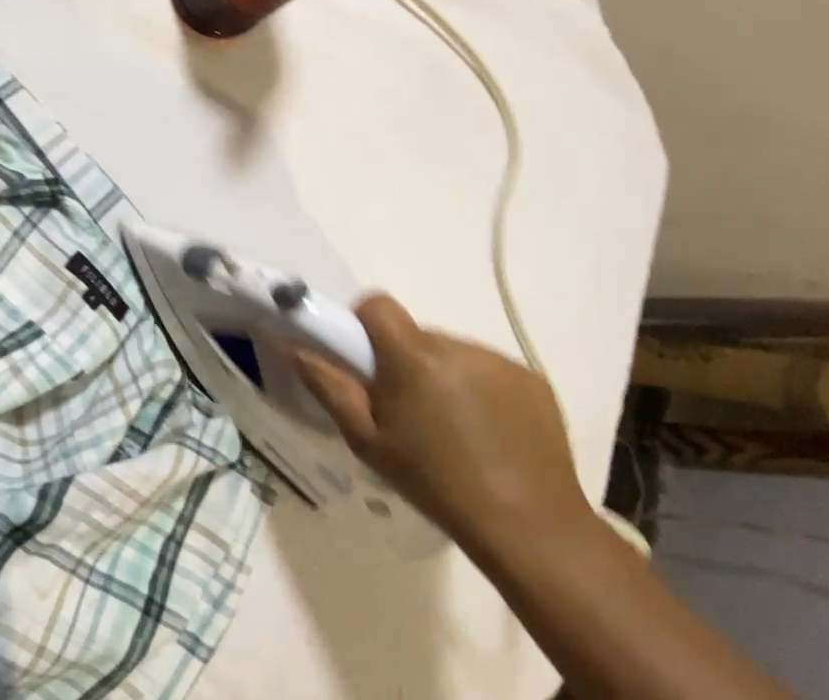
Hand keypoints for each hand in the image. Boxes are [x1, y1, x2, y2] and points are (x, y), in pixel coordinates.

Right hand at [292, 295, 589, 548]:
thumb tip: (296, 347)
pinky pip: (488, 370)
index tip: (363, 363)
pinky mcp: (532, 379)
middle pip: (414, 334)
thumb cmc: (433, 482)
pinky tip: (484, 433)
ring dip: (440, 376)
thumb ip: (330, 387)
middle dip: (402, 361)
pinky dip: (477, 390)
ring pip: (451, 353)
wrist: (527, 523)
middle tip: (403, 410)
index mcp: (413, 356)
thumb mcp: (366, 441)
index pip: (377, 305)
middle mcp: (458, 346)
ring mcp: (500, 361)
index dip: (362, 324)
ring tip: (448, 427)